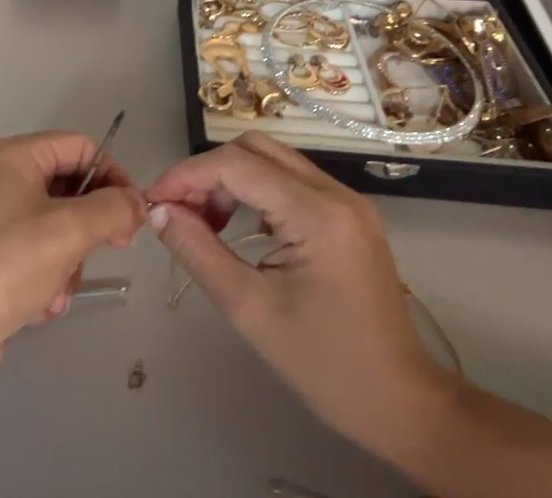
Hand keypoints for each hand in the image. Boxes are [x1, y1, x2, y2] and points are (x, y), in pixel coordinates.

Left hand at [0, 131, 145, 397]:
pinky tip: (40, 306)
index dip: (112, 175)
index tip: (134, 213)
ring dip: (69, 263)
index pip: (80, 147)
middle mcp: (3, 181)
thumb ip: (113, 209)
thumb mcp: (69, 229)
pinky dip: (48, 282)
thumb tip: (138, 202)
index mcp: (15, 157)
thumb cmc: (4, 264)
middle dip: (91, 227)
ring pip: (60, 230)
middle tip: (111, 249)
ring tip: (58, 288)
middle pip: (71, 189)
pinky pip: (39, 260)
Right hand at [144, 131, 448, 445]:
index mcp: (317, 214)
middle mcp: (338, 194)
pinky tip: (239, 227)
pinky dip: (256, 191)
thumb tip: (158, 212)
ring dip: (230, 179)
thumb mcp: (247, 308)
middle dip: (207, 172)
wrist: (399, 401)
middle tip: (178, 212)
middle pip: (255, 149)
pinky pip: (292, 182)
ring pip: (273, 160)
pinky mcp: (350, 217)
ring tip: (203, 222)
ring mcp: (349, 203)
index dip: (186, 175)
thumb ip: (197, 251)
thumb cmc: (322, 363)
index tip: (153, 202)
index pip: (236, 165)